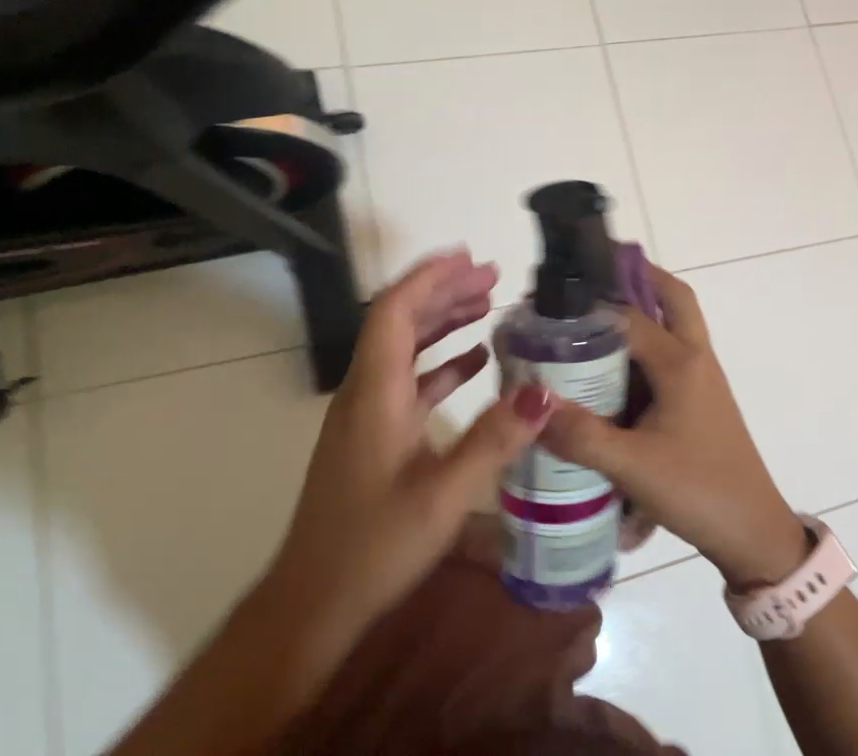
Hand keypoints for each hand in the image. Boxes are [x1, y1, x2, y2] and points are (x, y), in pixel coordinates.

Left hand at [271, 250, 554, 626]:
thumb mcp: (443, 495)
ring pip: (403, 350)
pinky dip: (441, 363)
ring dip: (442, 323)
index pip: (394, 311)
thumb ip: (493, 439)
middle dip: (443, 292)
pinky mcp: (372, 438)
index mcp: (374, 394)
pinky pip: (407, 382)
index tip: (469, 257)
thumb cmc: (374, 546)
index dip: (429, 278)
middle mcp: (364, 394)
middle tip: (493, 276)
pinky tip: (476, 363)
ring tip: (488, 304)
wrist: (314, 601)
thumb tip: (543, 391)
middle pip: (398, 322)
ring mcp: (365, 416)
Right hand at [538, 265, 808, 588]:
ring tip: (589, 319)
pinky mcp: (701, 402)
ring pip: (676, 326)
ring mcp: (702, 380)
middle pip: (673, 298)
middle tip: (591, 278)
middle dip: (637, 277)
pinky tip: (609, 373)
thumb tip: (529, 404)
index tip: (545, 300)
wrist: (752, 531)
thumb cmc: (698, 491)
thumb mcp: (633, 467)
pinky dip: (644, 349)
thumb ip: (580, 435)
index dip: (590, 304)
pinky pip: (671, 358)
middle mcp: (695, 360)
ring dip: (643, 311)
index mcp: (681, 364)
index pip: (630, 315)